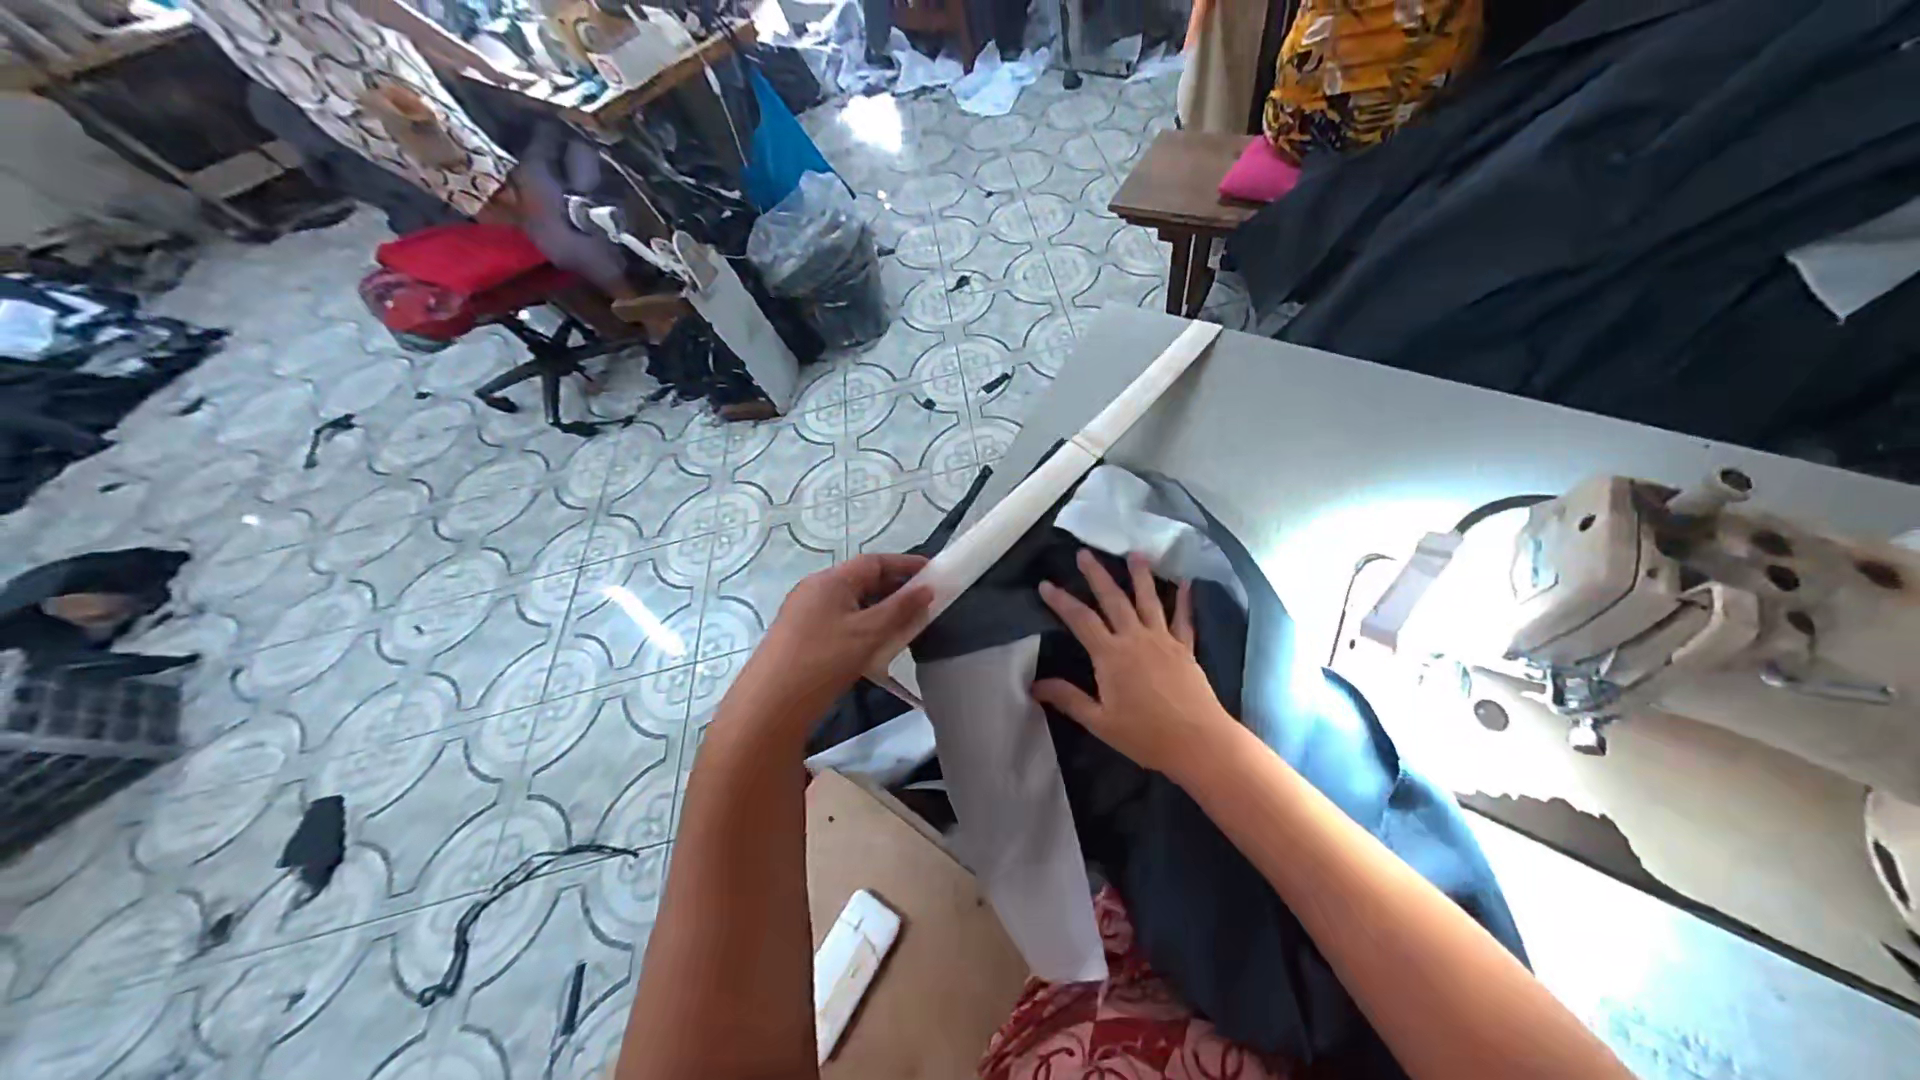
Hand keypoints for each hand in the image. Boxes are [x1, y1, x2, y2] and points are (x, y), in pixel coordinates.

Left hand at [716, 554, 931, 740]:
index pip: (874, 561)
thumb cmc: (823, 660)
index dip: (906, 565)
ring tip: (908, 627)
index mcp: (830, 580)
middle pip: (862, 581)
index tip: (934, 574)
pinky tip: (878, 647)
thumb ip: (900, 609)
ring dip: (881, 611)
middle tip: (926, 603)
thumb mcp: (868, 633)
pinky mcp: (802, 637)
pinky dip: (864, 627)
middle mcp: (815, 590)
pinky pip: (841, 622)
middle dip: (895, 590)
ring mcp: (805, 614)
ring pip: (852, 604)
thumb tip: (927, 588)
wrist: (771, 704)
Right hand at [1035, 550, 1239, 781]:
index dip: (1061, 601)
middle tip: (1085, 553)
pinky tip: (1187, 582)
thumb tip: (1034, 685)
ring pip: (1148, 600)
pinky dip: (1185, 599)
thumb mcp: (1099, 721)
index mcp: (1111, 655)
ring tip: (1134, 553)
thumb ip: (1068, 699)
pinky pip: (1184, 619)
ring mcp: (1163, 640)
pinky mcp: (1185, 649)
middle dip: (1097, 575)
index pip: (1080, 620)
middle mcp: (1136, 638)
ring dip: (1140, 575)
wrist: (1198, 742)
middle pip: (1113, 599)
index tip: (1046, 584)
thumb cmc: (1144, 735)